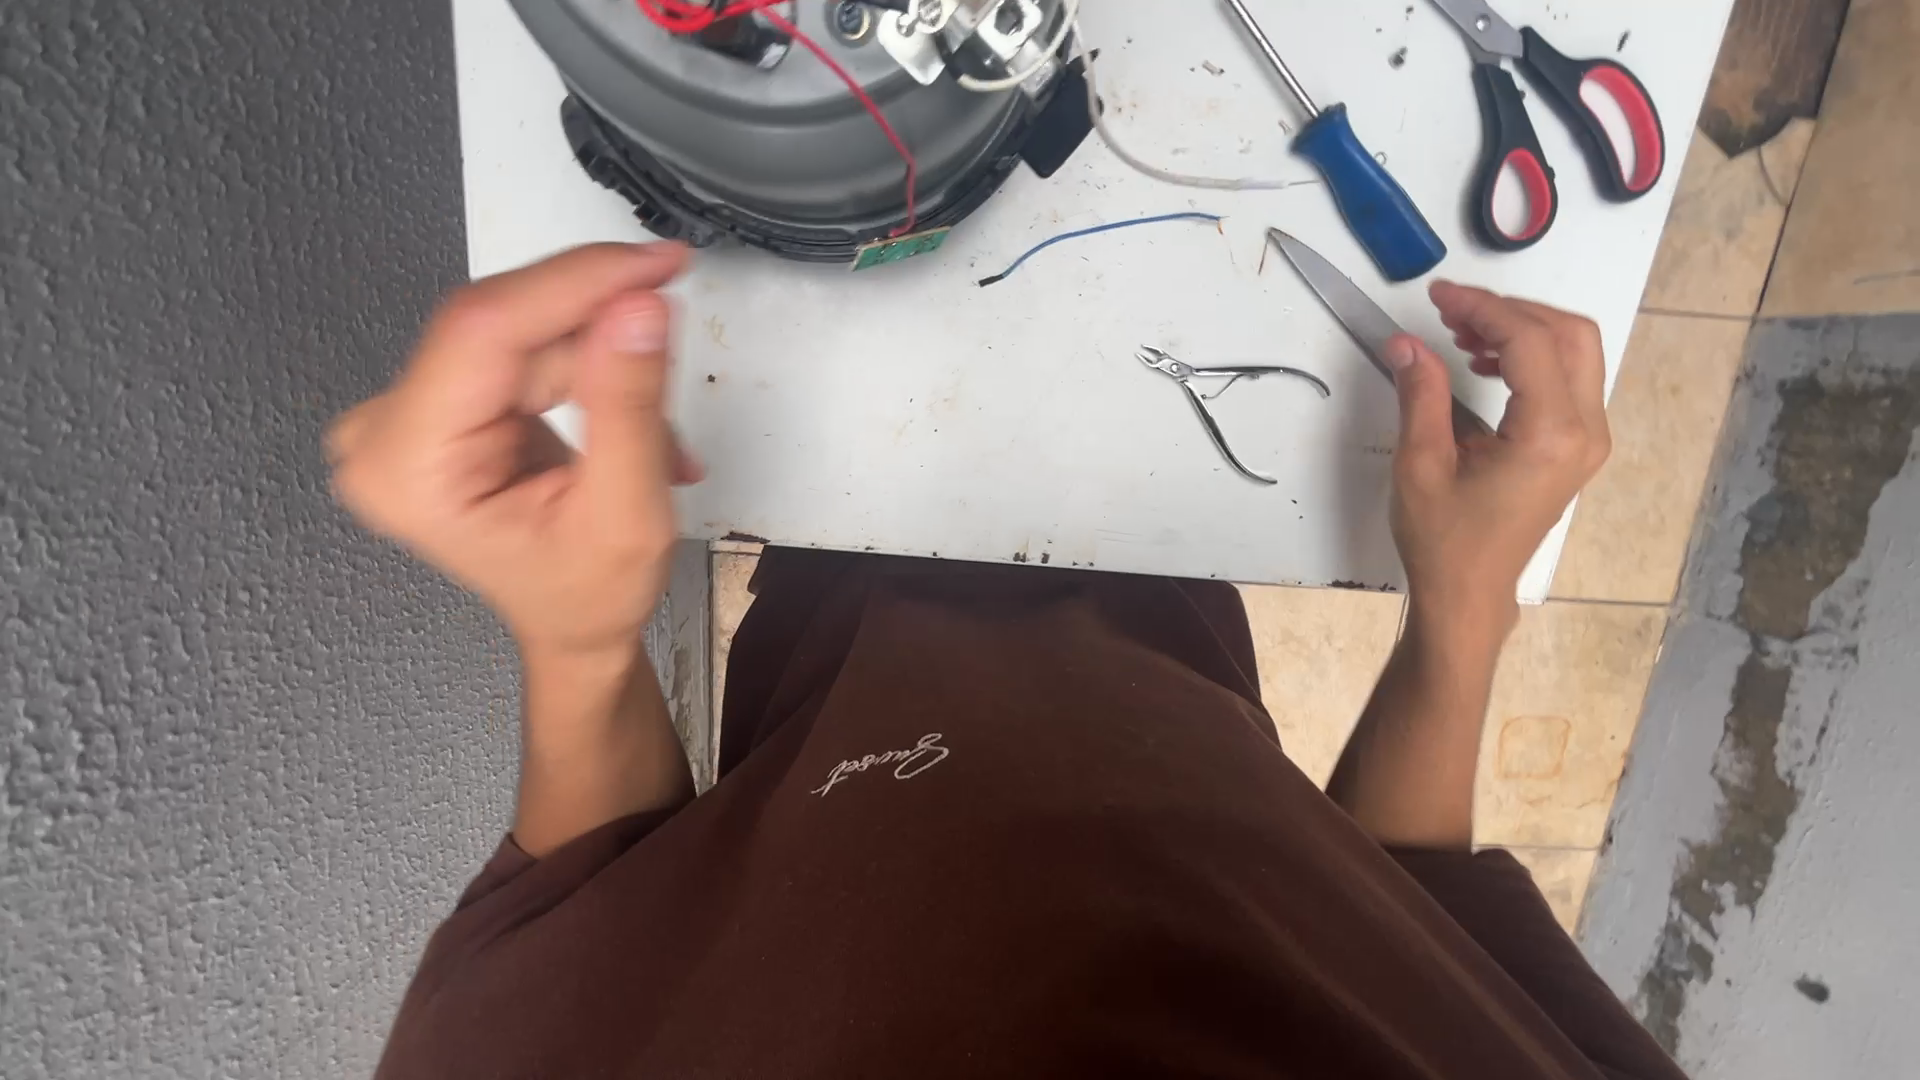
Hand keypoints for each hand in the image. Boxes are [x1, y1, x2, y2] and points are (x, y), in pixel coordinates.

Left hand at [326, 242, 701, 662]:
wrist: (574, 629)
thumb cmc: (596, 595)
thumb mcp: (629, 511)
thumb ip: (630, 407)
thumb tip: (642, 304)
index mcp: (410, 467)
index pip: (483, 329)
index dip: (576, 283)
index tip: (662, 262)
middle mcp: (384, 432)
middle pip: (506, 333)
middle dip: (603, 338)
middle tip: (676, 348)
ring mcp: (408, 419)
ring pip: (526, 345)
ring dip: (608, 375)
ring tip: (665, 445)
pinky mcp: (442, 412)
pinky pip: (526, 363)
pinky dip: (592, 385)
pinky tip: (635, 433)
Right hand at [1384, 282, 1610, 628]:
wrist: (1469, 590)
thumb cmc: (1442, 537)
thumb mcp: (1421, 464)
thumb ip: (1421, 395)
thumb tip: (1406, 343)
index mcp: (1550, 434)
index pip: (1529, 342)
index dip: (1483, 309)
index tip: (1438, 297)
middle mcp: (1586, 429)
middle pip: (1568, 335)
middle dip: (1508, 311)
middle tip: (1450, 310)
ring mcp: (1588, 438)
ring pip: (1574, 353)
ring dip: (1521, 331)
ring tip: (1461, 335)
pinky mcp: (1575, 446)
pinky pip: (1566, 380)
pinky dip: (1528, 357)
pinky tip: (1484, 365)